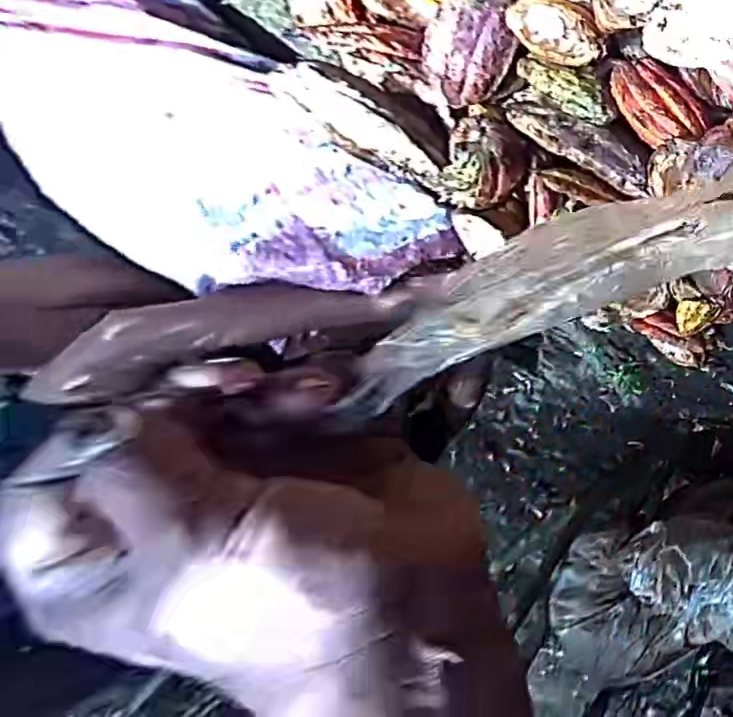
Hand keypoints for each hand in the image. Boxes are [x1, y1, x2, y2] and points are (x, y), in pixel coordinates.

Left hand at [0, 402, 525, 716]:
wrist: (412, 604)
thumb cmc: (288, 594)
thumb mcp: (195, 545)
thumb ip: (141, 472)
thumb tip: (117, 407)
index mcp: (112, 546)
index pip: (69, 464)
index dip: (109, 418)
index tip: (167, 396)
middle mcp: (189, 500)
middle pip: (176, 417)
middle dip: (213, 388)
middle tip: (250, 377)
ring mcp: (276, 471)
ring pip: (262, 400)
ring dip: (287, 383)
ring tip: (323, 391)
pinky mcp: (348, 449)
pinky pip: (336, 399)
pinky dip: (343, 382)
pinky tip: (352, 389)